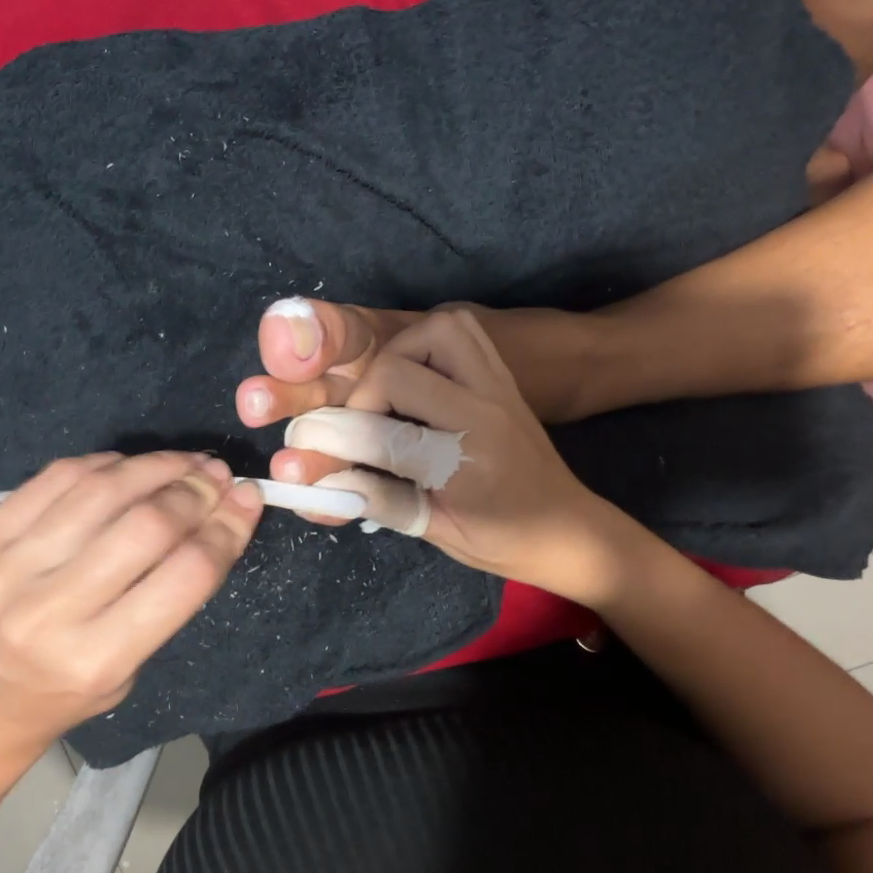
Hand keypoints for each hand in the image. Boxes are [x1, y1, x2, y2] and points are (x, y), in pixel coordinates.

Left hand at [0, 452, 263, 751]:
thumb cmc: (72, 691)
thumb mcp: (136, 664)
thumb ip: (175, 592)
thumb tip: (227, 508)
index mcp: (95, 659)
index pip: (184, 576)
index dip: (226, 528)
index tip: (248, 500)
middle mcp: (46, 615)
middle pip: (145, 527)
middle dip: (194, 492)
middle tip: (218, 477)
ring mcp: (5, 571)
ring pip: (101, 491)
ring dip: (156, 466)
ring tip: (186, 462)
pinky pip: (56, 477)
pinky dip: (105, 463)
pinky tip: (132, 466)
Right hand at [289, 309, 622, 600]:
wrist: (571, 529)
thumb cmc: (505, 542)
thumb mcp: (437, 532)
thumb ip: (378, 500)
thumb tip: (317, 480)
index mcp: (468, 463)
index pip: (383, 437)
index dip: (333, 440)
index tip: (301, 446)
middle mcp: (484, 412)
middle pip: (401, 367)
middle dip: (362, 392)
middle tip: (357, 421)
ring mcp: (498, 385)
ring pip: (438, 329)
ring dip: (397, 352)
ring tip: (385, 389)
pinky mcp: (502, 373)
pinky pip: (462, 331)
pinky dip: (426, 341)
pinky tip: (415, 372)